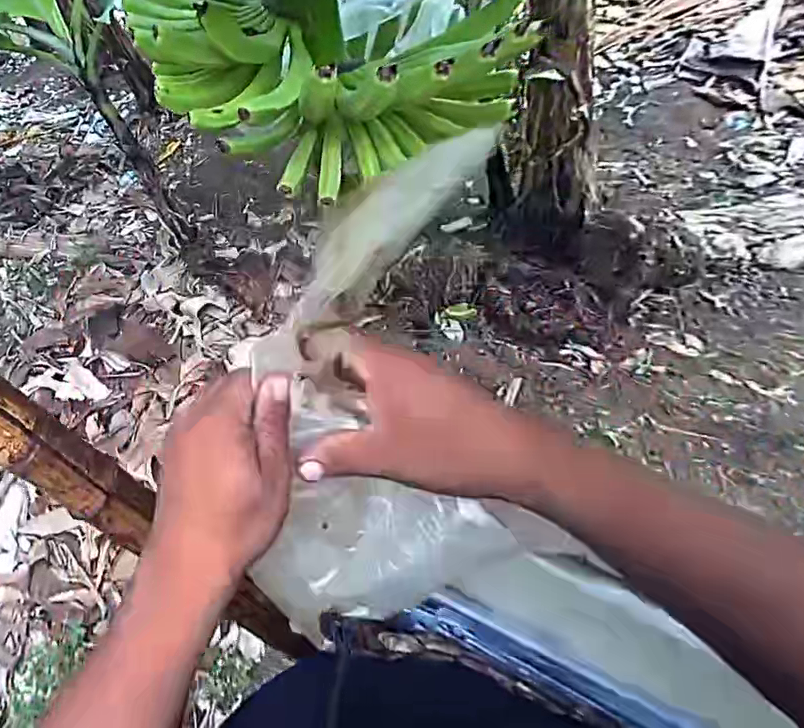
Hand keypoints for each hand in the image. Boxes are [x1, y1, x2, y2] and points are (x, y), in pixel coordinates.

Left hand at [145, 370, 292, 584]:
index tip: (290, 407)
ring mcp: (177, 429)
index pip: (246, 376)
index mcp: (219, 416)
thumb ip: (273, 423)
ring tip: (255, 441)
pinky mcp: (171, 446)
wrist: (187, 559)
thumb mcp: (272, 476)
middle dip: (252, 395)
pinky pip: (197, 418)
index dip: (270, 385)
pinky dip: (215, 423)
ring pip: (209, 399)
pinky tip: (230, 453)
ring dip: (232, 409)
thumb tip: (278, 381)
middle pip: (225, 384)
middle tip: (276, 425)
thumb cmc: (238, 523)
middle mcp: (192, 414)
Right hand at [295, 331, 563, 500]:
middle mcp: (397, 357)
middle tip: (301, 398)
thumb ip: (337, 455)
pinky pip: (391, 380)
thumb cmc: (443, 447)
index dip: (306, 353)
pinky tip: (371, 421)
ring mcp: (420, 370)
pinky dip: (374, 393)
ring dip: (350, 384)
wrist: (518, 456)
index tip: (285, 375)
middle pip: (349, 353)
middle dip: (325, 373)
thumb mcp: (383, 455)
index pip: (331, 340)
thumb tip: (297, 463)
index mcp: (379, 362)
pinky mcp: (436, 386)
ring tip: (329, 411)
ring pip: (372, 368)